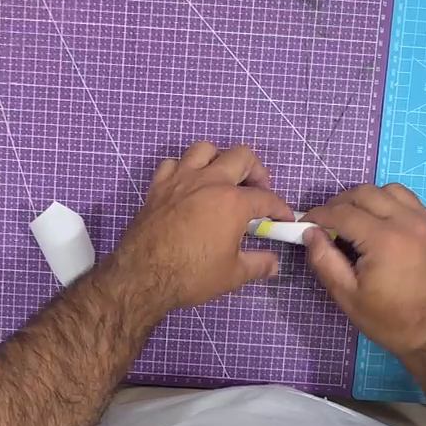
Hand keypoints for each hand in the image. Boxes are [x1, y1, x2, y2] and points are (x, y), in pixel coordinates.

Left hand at [108, 142, 293, 314]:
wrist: (143, 277)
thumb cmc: (192, 276)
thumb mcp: (233, 275)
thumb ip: (258, 264)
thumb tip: (274, 264)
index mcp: (233, 202)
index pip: (266, 198)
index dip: (280, 209)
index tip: (283, 219)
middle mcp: (209, 181)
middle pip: (241, 156)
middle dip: (256, 171)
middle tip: (257, 191)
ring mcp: (181, 180)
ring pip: (205, 149)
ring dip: (219, 159)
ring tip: (222, 179)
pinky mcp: (158, 187)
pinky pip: (173, 163)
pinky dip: (184, 169)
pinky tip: (188, 186)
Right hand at [302, 184, 425, 363]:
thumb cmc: (390, 320)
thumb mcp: (348, 296)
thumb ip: (324, 260)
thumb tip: (309, 233)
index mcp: (383, 239)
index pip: (342, 212)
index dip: (318, 215)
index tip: (304, 223)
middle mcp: (406, 222)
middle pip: (364, 193)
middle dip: (339, 203)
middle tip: (325, 223)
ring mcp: (425, 222)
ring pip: (389, 190)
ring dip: (366, 199)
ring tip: (353, 220)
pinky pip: (408, 201)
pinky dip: (388, 203)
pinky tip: (379, 223)